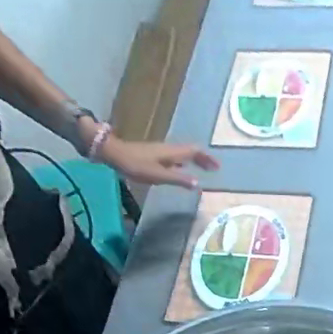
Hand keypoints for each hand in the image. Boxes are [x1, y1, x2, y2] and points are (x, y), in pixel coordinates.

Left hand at [96, 134, 219, 190]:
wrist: (115, 154)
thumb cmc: (137, 165)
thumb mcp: (158, 176)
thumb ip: (178, 179)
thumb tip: (197, 184)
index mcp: (172, 153)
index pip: (195, 152)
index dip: (207, 158)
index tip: (217, 167)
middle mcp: (169, 149)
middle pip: (190, 151)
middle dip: (203, 159)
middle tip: (213, 169)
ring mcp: (161, 152)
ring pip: (183, 154)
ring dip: (194, 161)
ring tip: (202, 169)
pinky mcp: (154, 155)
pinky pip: (175, 157)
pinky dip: (184, 163)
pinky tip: (182, 170)